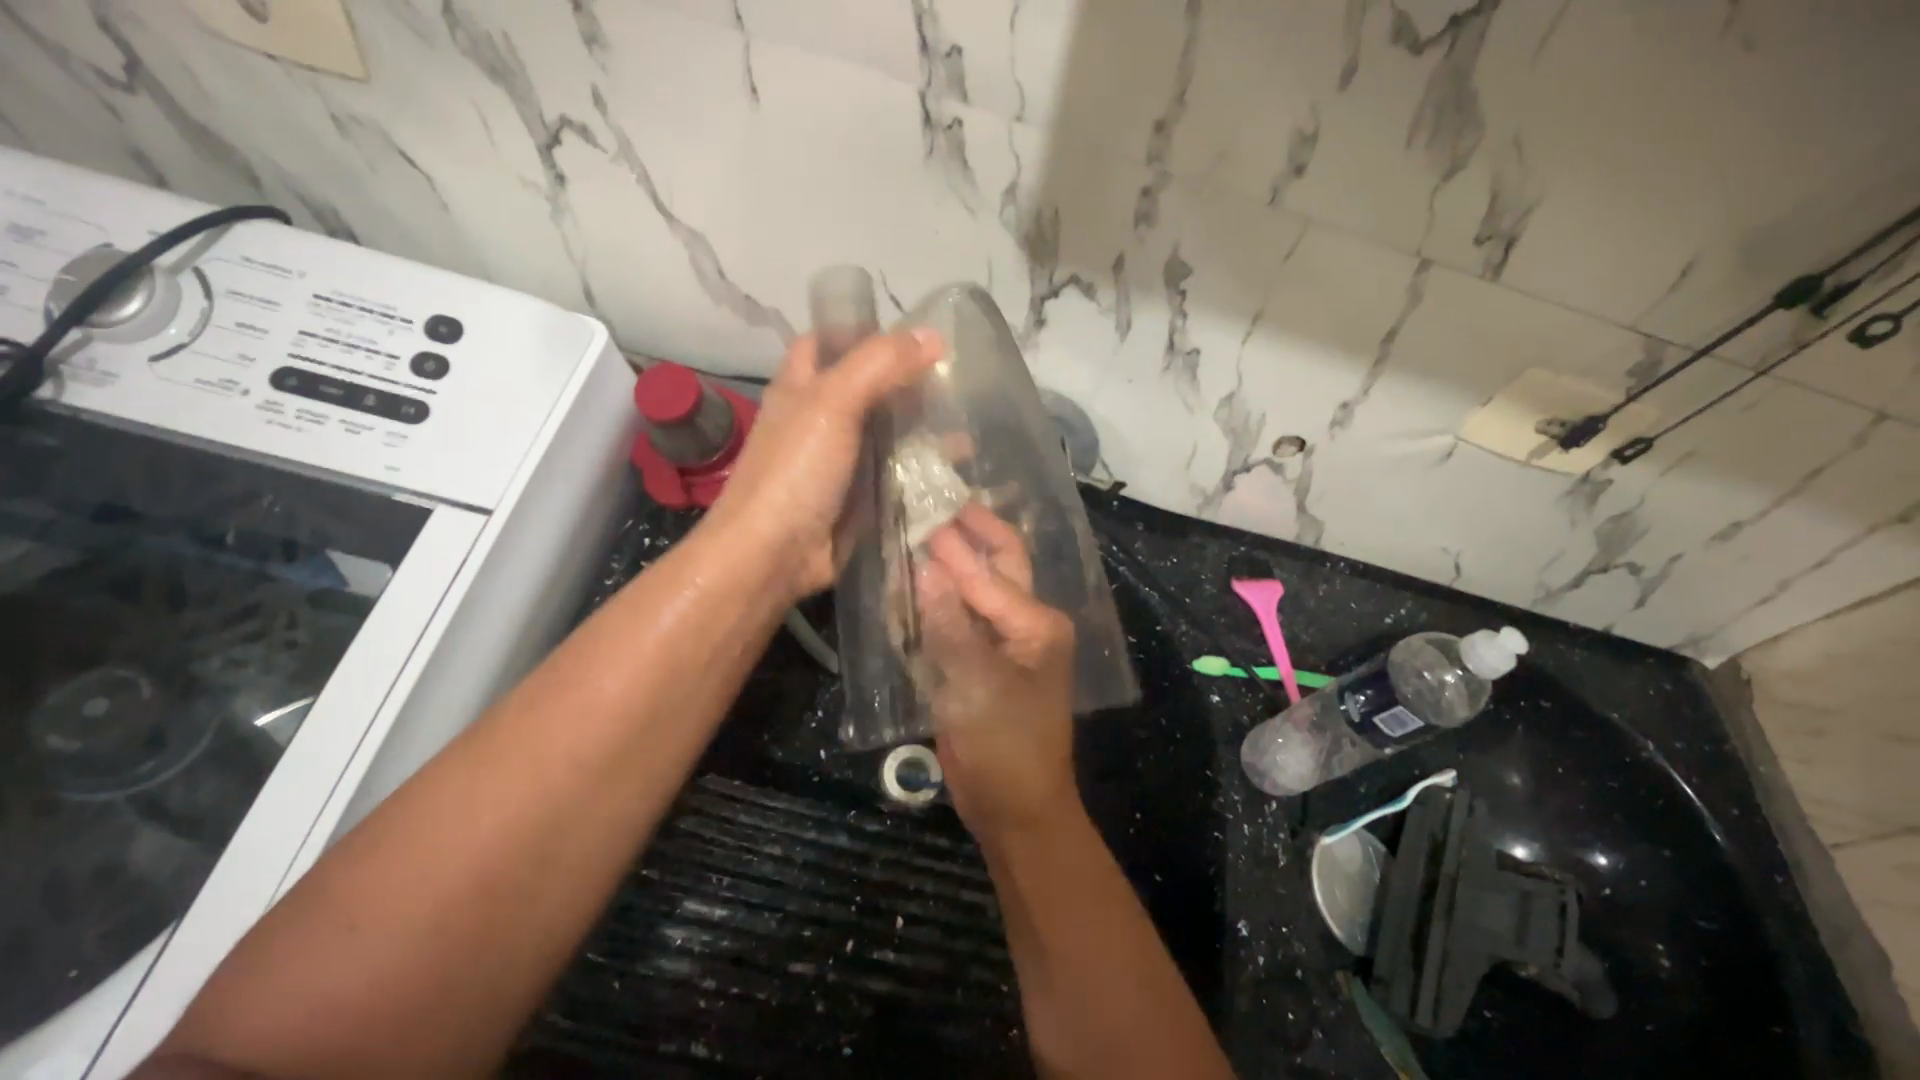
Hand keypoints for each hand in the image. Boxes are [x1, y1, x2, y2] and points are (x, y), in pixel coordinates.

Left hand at [704, 328, 941, 600]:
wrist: (774, 556)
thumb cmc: (794, 471)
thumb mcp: (832, 403)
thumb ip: (880, 364)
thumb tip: (934, 335)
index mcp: (802, 387)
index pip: (829, 341)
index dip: (863, 330)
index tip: (914, 330)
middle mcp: (824, 419)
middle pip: (872, 387)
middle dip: (912, 380)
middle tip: (963, 373)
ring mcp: (846, 462)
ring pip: (893, 433)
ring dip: (928, 426)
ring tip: (975, 415)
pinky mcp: (866, 499)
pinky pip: (902, 476)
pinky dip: (930, 469)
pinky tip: (966, 464)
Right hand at [916, 504, 1080, 839]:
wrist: (1015, 809)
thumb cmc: (1008, 747)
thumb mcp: (978, 684)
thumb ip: (950, 623)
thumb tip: (924, 563)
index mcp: (1037, 623)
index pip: (988, 573)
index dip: (951, 545)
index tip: (919, 508)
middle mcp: (1022, 625)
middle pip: (993, 567)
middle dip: (965, 535)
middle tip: (929, 500)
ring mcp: (999, 647)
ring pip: (970, 594)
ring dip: (944, 567)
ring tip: (910, 531)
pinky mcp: (976, 669)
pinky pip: (953, 625)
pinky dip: (931, 605)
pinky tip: (905, 586)